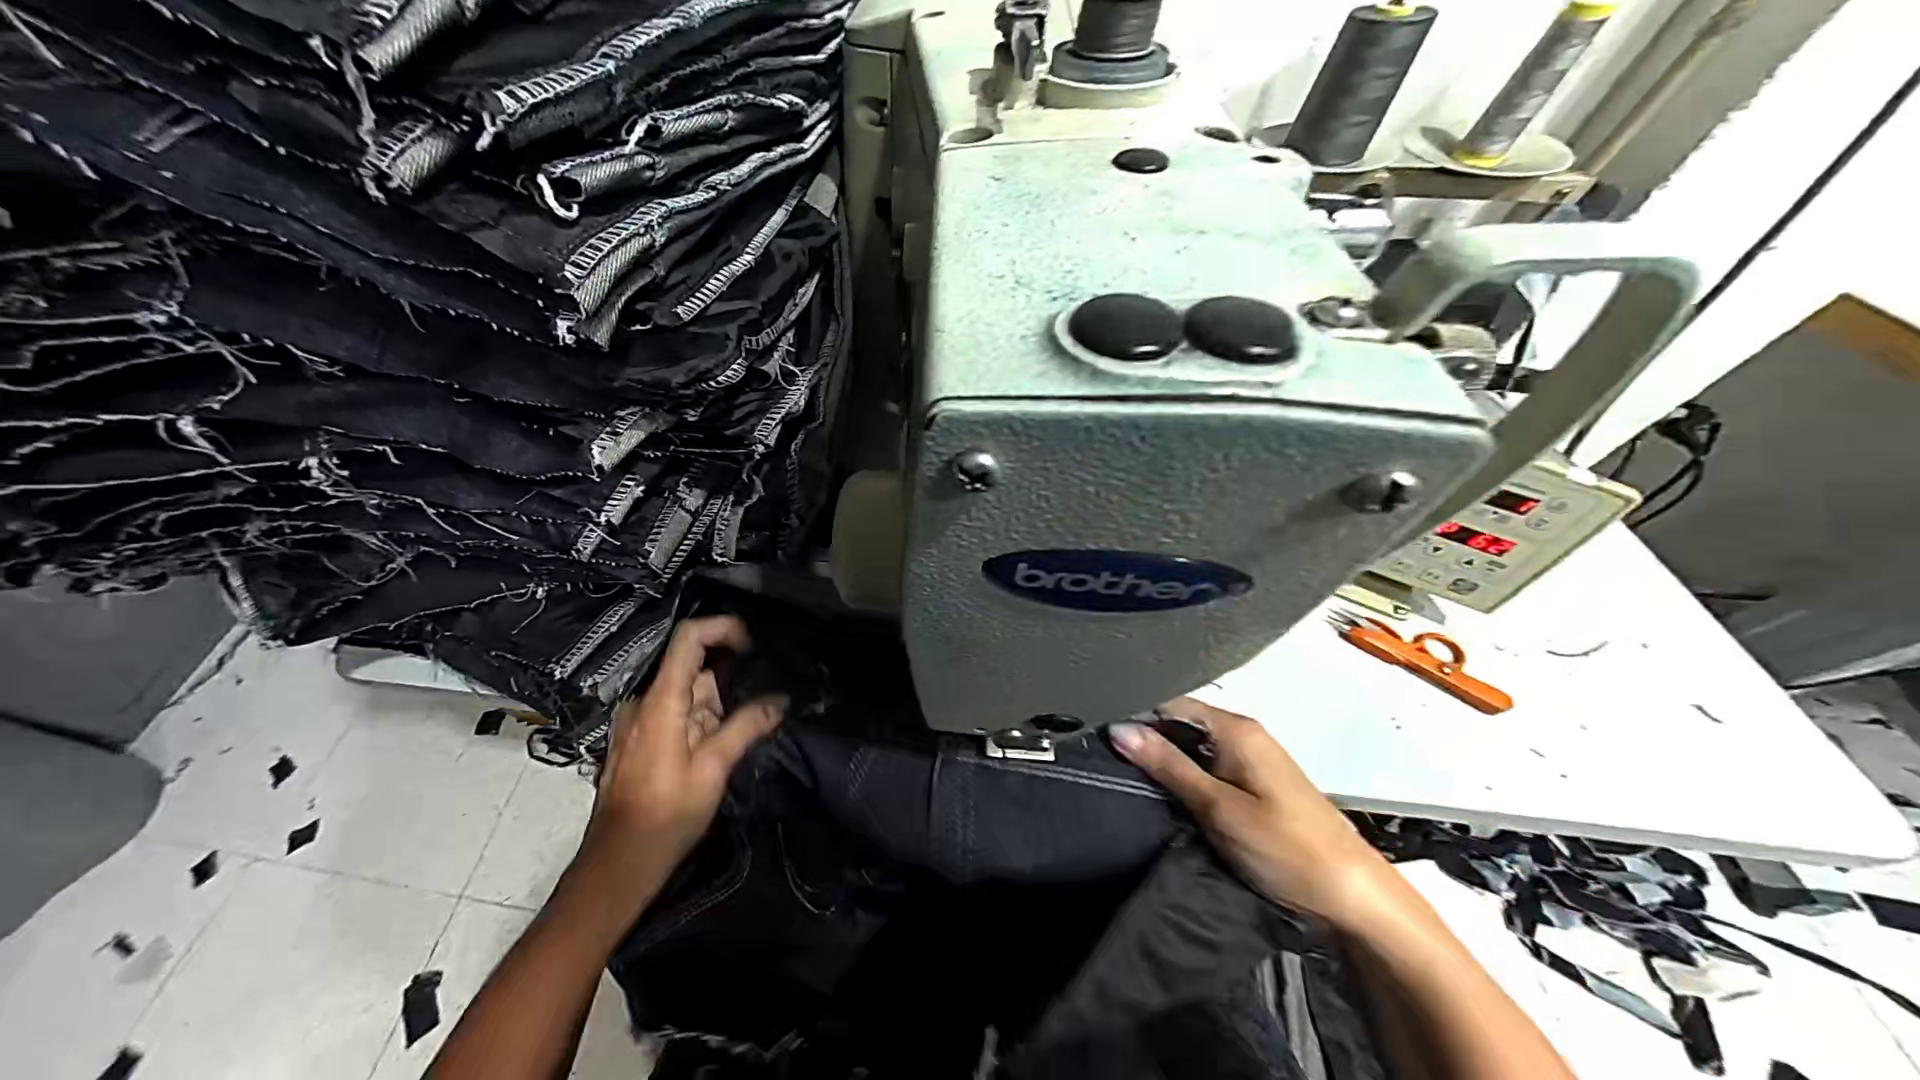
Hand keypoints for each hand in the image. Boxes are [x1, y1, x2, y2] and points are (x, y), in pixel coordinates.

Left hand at [579, 616, 785, 885]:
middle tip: (756, 708)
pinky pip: (676, 713)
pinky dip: (700, 721)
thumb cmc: (666, 815)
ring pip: (687, 694)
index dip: (723, 628)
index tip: (753, 643)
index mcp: (661, 701)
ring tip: (739, 736)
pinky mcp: (639, 739)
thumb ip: (747, 727)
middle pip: (693, 669)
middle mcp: (645, 702)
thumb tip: (780, 701)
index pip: (689, 639)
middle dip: (728, 684)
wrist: (619, 862)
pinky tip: (716, 749)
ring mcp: (638, 721)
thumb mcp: (714, 769)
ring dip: (716, 708)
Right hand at [1110, 698, 1395, 929]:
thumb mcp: (1218, 808)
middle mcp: (1246, 736)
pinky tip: (1172, 800)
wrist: (1354, 899)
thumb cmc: (1287, 849)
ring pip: (1195, 749)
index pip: (1171, 704)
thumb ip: (1168, 766)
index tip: (1104, 743)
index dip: (1137, 720)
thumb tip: (1120, 729)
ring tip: (1134, 784)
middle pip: (1182, 725)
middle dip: (1150, 743)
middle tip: (1113, 767)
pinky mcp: (1256, 786)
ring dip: (1169, 765)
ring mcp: (1253, 761)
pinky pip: (1210, 770)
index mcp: (1237, 730)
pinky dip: (1189, 781)